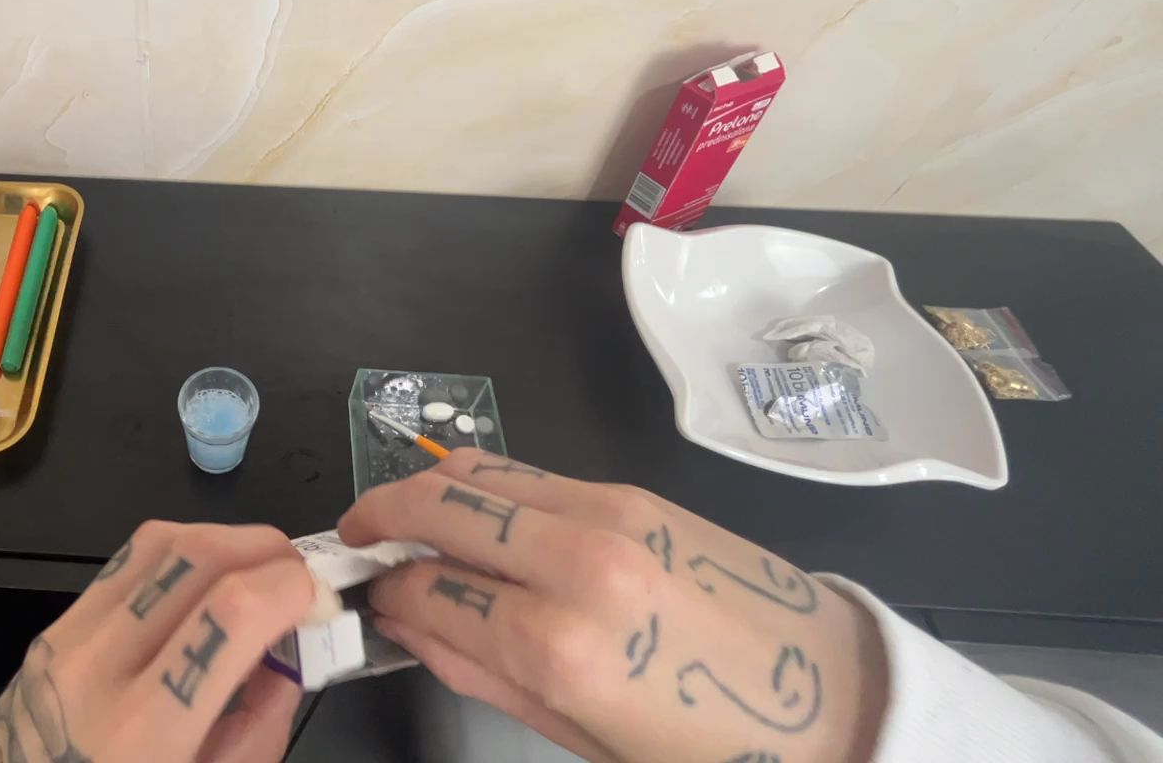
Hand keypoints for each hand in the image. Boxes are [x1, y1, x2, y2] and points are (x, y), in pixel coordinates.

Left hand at [0, 522, 314, 762]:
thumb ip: (256, 731)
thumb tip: (289, 655)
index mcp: (139, 734)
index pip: (230, 613)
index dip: (290, 587)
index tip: (318, 600)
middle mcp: (96, 666)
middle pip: (196, 555)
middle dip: (265, 548)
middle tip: (298, 577)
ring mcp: (67, 636)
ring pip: (161, 540)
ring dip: (226, 540)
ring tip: (258, 572)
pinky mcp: (57, 625)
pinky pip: (129, 559)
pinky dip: (183, 552)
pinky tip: (205, 580)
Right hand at [338, 449, 887, 762]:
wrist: (846, 707)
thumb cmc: (709, 753)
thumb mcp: (584, 739)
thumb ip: (480, 672)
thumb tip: (405, 623)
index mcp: (561, 645)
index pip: (427, 589)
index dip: (387, 592)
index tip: (372, 596)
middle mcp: (573, 560)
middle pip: (437, 503)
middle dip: (379, 513)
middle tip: (357, 536)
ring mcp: (602, 511)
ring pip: (473, 470)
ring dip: (424, 489)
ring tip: (406, 519)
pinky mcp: (625, 490)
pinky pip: (523, 474)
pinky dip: (478, 487)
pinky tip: (477, 519)